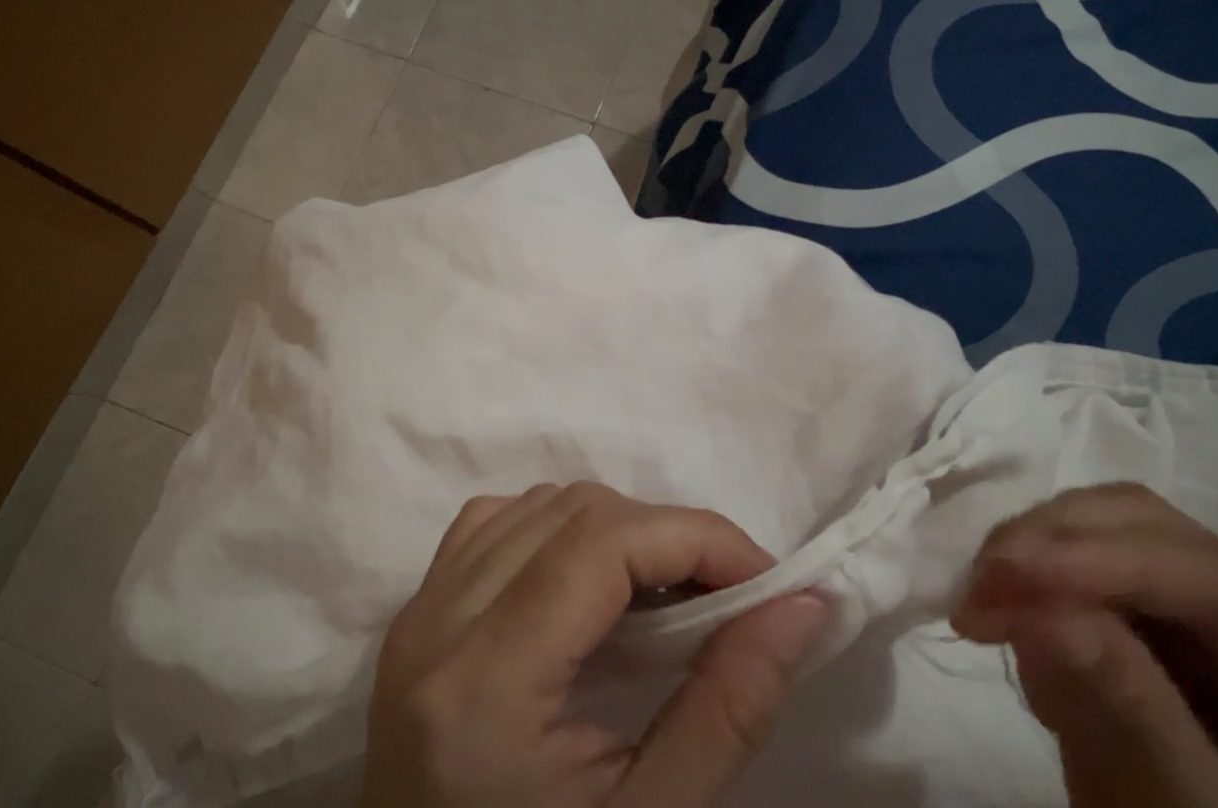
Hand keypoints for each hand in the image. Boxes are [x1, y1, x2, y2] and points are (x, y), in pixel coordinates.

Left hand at [358, 482, 829, 807]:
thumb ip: (730, 710)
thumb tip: (803, 605)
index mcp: (483, 686)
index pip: (600, 545)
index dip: (698, 538)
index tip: (769, 585)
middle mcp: (434, 628)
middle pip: (571, 512)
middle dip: (667, 535)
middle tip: (728, 601)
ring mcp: (415, 618)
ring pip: (534, 506)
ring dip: (617, 531)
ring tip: (667, 597)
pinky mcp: (414, 621)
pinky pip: (493, 526)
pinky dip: (558, 531)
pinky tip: (590, 587)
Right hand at [952, 483, 1217, 807]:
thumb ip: (1129, 718)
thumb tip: (1034, 609)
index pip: (1210, 574)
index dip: (1094, 559)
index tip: (993, 574)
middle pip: (1157, 532)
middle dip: (1054, 548)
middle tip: (972, 596)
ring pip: (1116, 541)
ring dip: (1039, 566)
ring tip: (983, 619)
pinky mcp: (1179, 645)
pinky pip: (1097, 588)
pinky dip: (1045, 599)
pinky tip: (1027, 643)